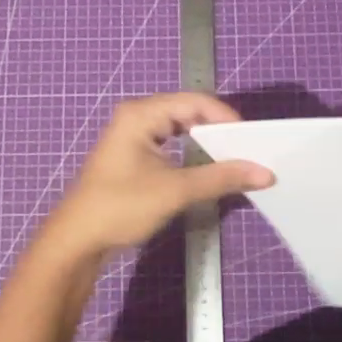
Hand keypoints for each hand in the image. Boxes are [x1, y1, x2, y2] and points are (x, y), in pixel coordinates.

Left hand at [42, 93, 274, 258]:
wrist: (77, 241)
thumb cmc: (121, 207)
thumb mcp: (175, 191)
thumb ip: (221, 177)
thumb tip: (265, 172)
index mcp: (141, 114)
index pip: (195, 101)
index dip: (226, 117)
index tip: (252, 141)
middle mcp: (136, 117)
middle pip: (188, 112)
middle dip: (218, 130)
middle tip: (248, 150)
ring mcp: (132, 137)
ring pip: (179, 129)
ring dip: (205, 143)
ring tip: (234, 160)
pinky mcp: (132, 157)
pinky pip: (169, 144)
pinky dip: (190, 154)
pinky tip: (207, 169)